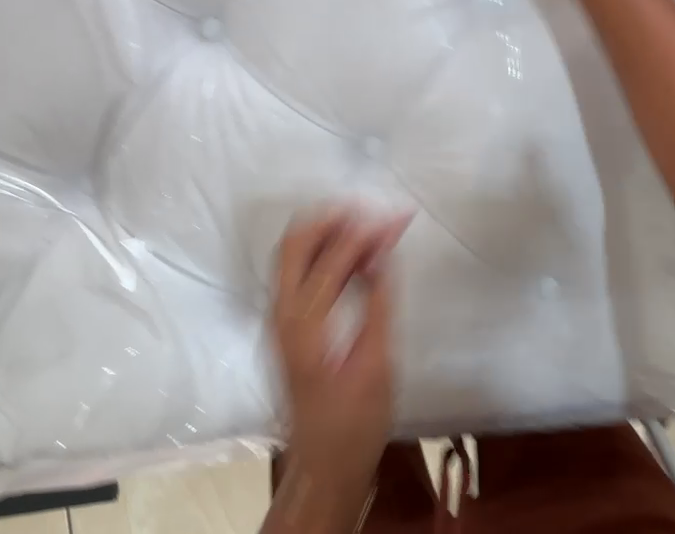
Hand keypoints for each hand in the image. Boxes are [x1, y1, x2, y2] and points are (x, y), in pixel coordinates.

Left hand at [265, 209, 412, 531]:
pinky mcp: (283, 326)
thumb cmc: (356, 421)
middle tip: (371, 210)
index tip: (397, 216)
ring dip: (324, 230)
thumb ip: (377, 301)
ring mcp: (277, 319)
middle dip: (332, 217)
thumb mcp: (378, 361)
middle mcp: (282, 314)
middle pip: (295, 242)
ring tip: (364, 222)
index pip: (334, 258)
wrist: (323, 464)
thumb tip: (382, 252)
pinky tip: (350, 252)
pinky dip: (319, 251)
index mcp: (305, 324)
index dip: (367, 231)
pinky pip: (294, 271)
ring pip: (290, 253)